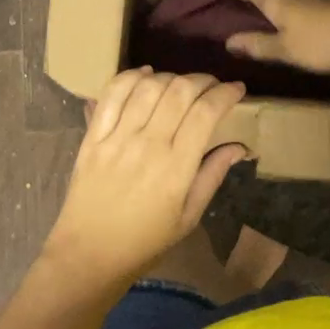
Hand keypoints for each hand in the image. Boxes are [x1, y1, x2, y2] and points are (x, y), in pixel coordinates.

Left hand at [45, 68, 247, 282]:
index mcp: (176, 168)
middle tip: (212, 85)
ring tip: (181, 84)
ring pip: (148, 86)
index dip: (225, 93)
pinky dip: (131, 76)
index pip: (205, 113)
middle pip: (179, 91)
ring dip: (170, 77)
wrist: (89, 254)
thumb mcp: (189, 217)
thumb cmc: (145, 241)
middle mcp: (147, 145)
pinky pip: (112, 94)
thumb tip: (240, 146)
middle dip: (202, 80)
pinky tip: (145, 75)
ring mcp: (117, 137)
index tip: (237, 89)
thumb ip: (212, 175)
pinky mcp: (93, 136)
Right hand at [227, 0, 329, 73]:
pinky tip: (311, 21)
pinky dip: (305, 7)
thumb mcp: (286, 50)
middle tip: (256, 20)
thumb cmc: (323, 41)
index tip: (236, 10)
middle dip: (262, 1)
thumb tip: (229, 41)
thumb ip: (257, 45)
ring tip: (282, 22)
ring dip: (285, 3)